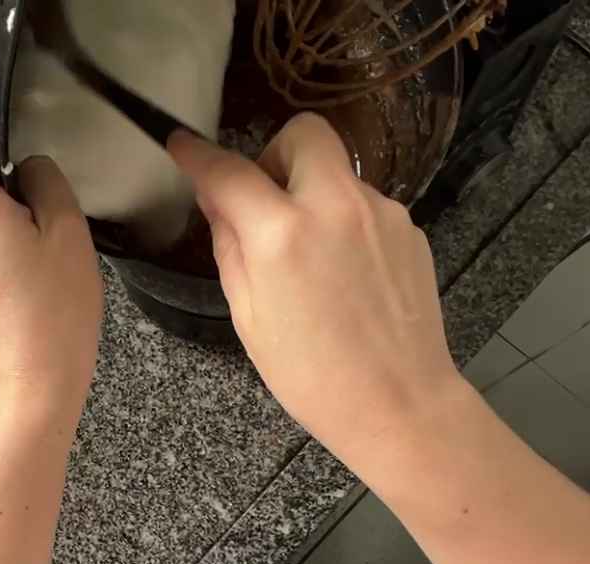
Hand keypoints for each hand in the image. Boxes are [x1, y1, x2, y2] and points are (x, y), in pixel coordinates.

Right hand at [167, 116, 467, 482]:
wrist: (396, 403)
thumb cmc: (311, 378)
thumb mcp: (250, 321)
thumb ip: (230, 250)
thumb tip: (218, 204)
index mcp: (283, 235)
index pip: (229, 172)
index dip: (197, 156)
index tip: (180, 146)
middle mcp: (336, 206)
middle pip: (302, 135)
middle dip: (274, 157)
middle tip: (265, 207)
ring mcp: (381, 212)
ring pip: (337, 175)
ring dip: (313, 198)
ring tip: (310, 263)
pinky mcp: (409, 228)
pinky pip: (365, 207)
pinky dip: (344, 226)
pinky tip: (345, 278)